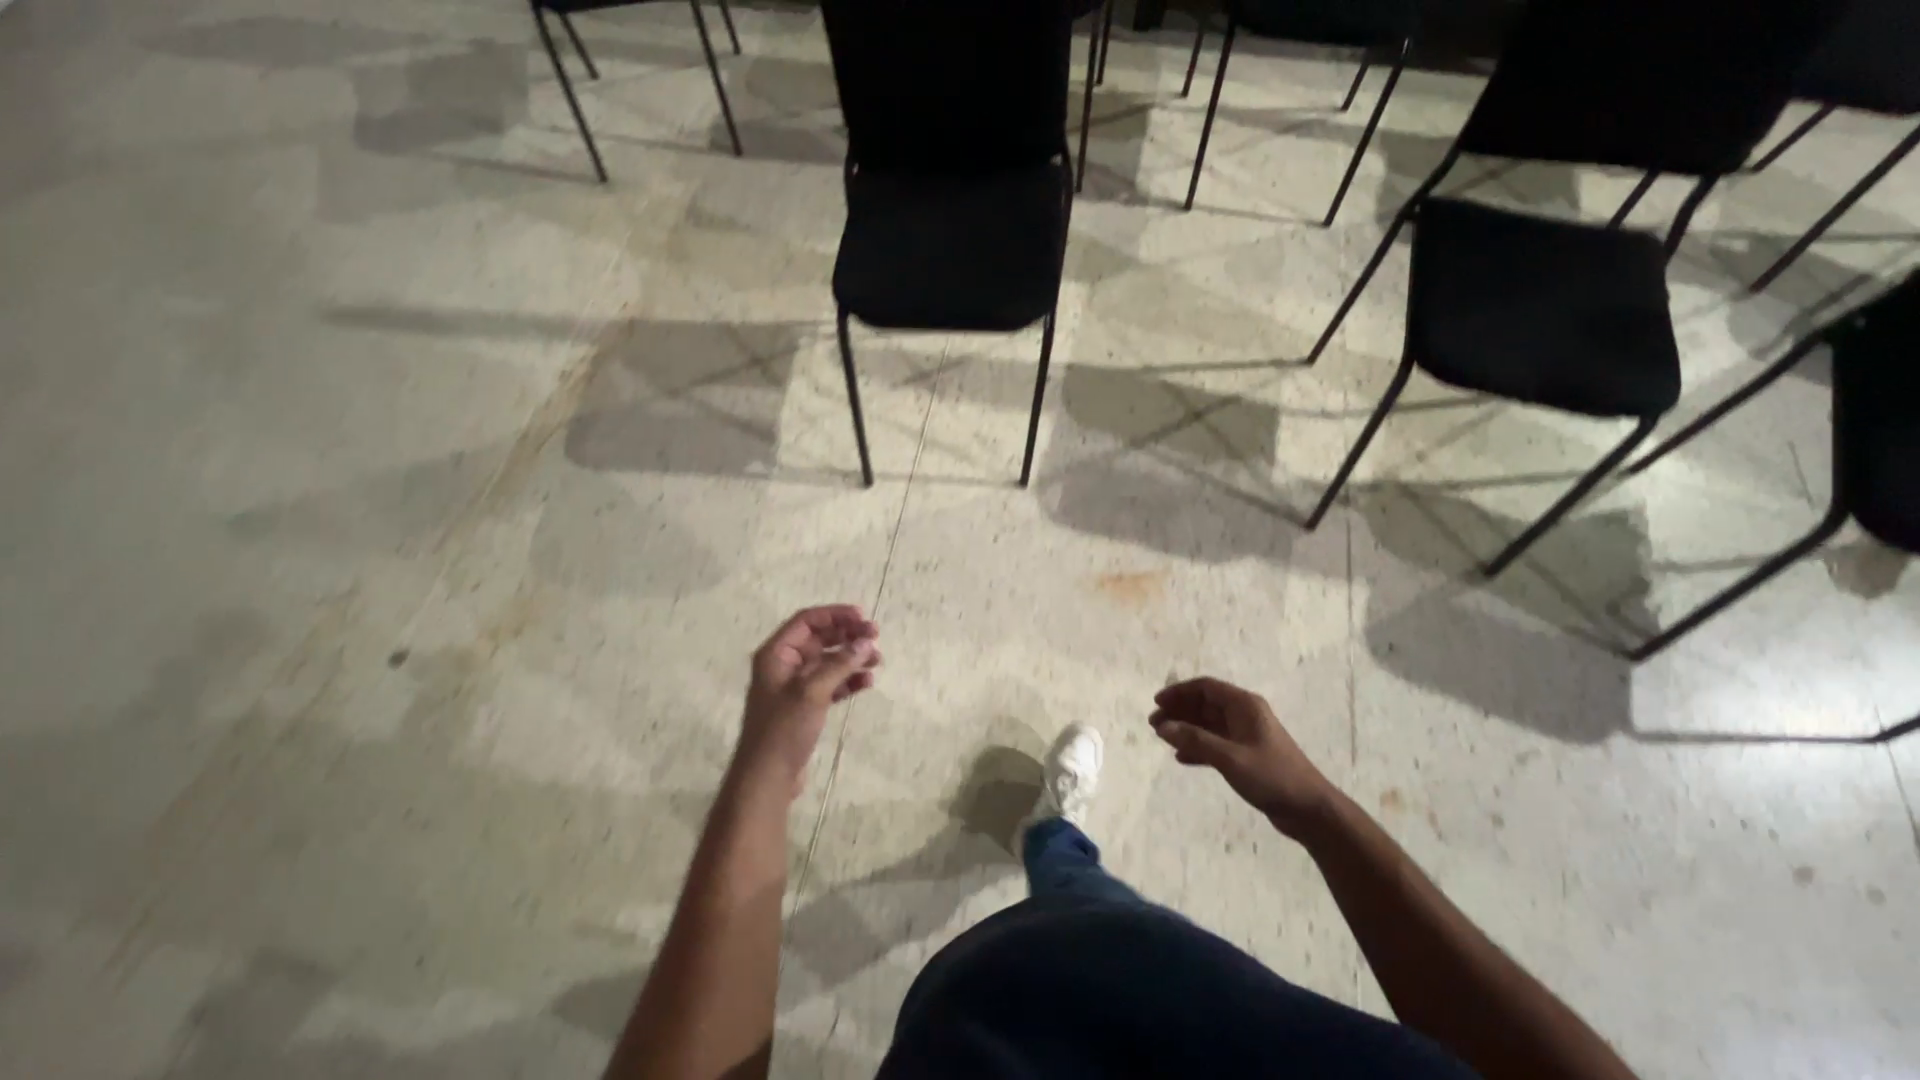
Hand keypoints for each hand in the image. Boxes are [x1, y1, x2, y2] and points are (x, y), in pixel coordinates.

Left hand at [734, 605, 880, 798]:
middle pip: (819, 639)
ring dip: (851, 658)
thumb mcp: (812, 692)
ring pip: (827, 662)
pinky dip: (847, 681)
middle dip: (848, 636)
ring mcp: (794, 687)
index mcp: (776, 654)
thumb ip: (839, 664)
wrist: (767, 776)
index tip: (862, 617)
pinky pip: (830, 684)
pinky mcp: (805, 706)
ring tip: (877, 661)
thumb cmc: (783, 729)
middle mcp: (783, 665)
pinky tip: (866, 683)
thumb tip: (865, 642)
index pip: (807, 621)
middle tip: (876, 637)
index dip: (835, 615)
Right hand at [1150, 677, 1336, 836]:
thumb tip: (1163, 726)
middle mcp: (1245, 715)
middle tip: (1154, 725)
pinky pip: (1215, 744)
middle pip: (1205, 704)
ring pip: (1208, 725)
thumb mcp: (1230, 757)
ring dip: (1185, 729)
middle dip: (1179, 711)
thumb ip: (1195, 740)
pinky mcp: (1246, 755)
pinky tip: (1182, 758)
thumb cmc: (1271, 776)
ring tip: (1162, 739)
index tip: (1157, 703)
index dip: (1179, 692)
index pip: (1206, 687)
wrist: (1308, 808)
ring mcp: (1246, 736)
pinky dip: (1198, 747)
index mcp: (1245, 706)